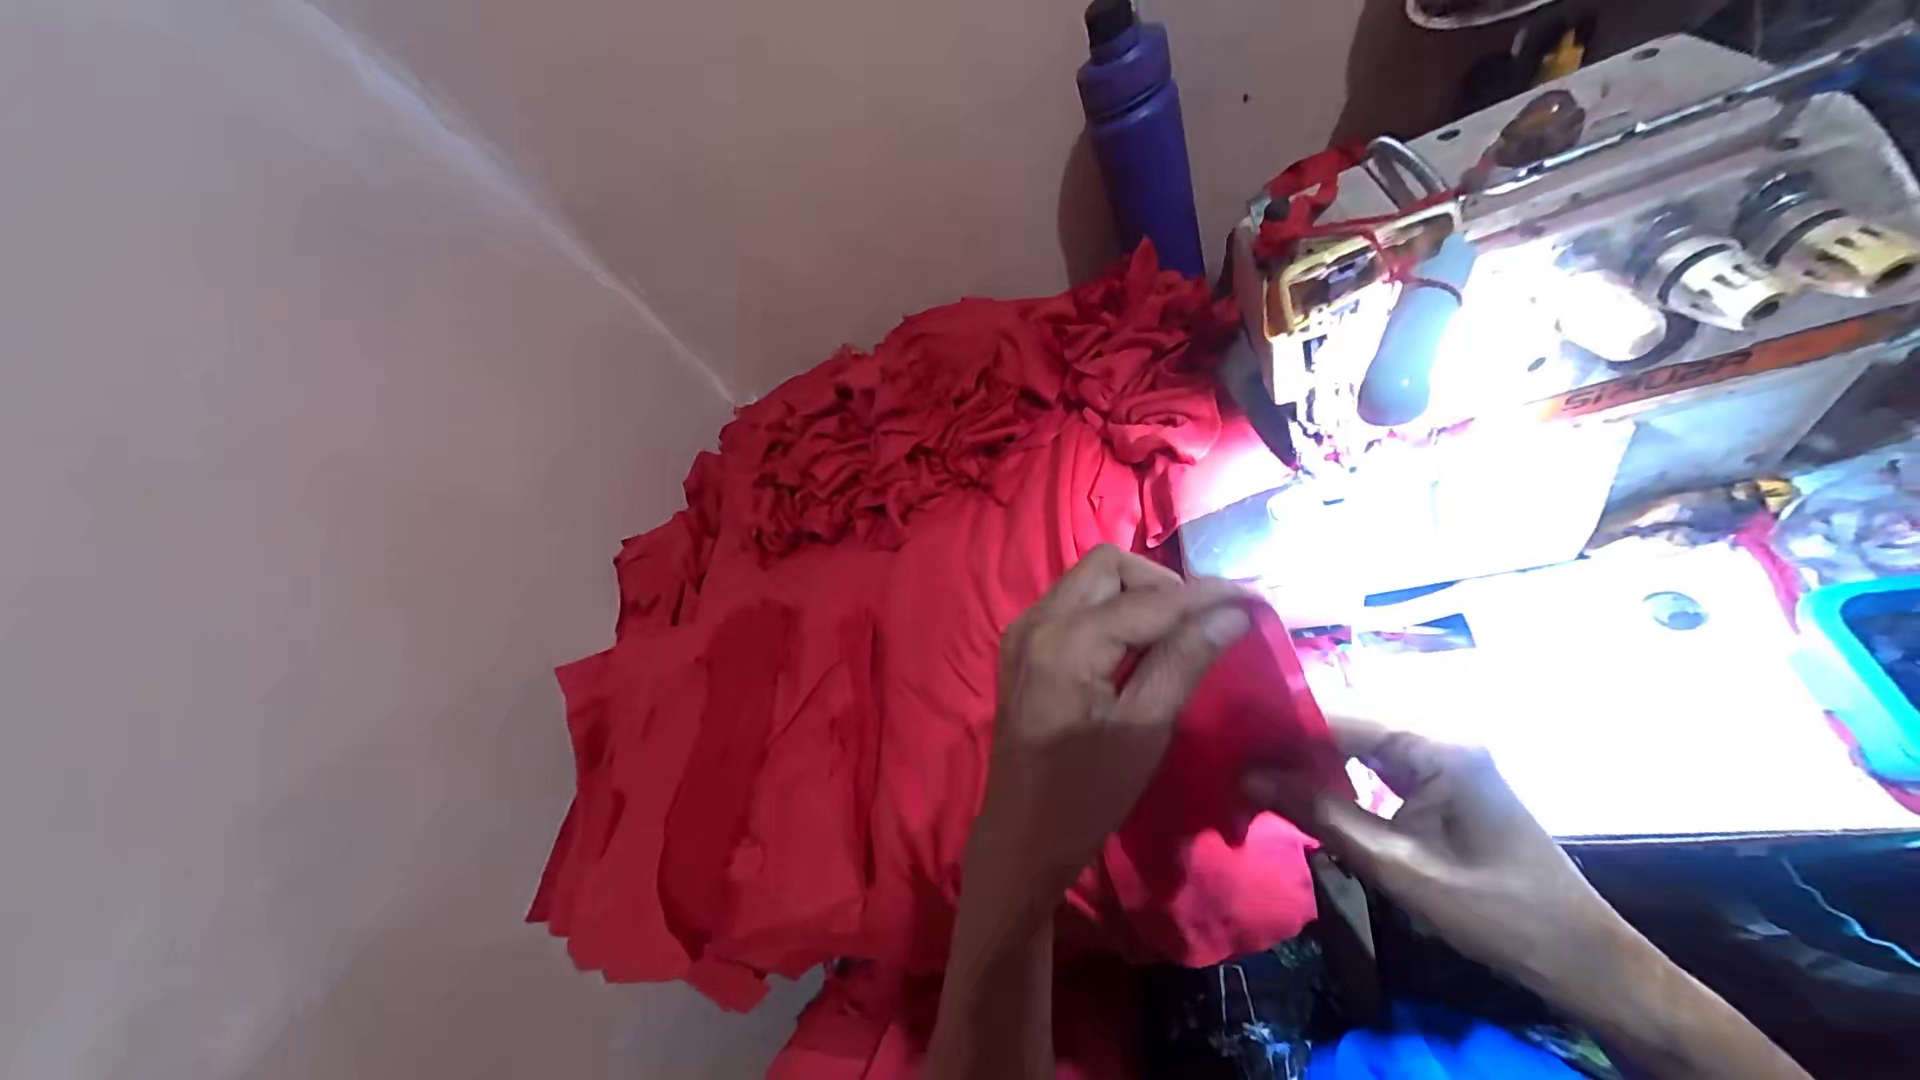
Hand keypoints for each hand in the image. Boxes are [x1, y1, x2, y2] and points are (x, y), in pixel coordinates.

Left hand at [971, 545, 1252, 900]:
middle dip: (1160, 584)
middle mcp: (1036, 620)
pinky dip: (1109, 610)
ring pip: (1088, 580)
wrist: (1021, 834)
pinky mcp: (1020, 646)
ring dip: (1135, 595)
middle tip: (1200, 623)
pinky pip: (1071, 603)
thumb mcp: (1143, 731)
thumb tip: (1231, 613)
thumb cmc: (1085, 795)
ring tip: (1174, 634)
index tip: (1251, 598)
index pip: (1146, 600)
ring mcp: (1022, 630)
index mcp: (1065, 642)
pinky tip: (1134, 645)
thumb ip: (1183, 661)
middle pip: (1107, 566)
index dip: (1203, 595)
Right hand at [1243, 723, 1622, 995]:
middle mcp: (1438, 735)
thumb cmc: (1494, 912)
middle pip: (1345, 721)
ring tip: (1257, 764)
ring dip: (1309, 753)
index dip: (1282, 725)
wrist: (1584, 960)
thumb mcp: (1396, 866)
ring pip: (1355, 739)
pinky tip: (1300, 781)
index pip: (1339, 716)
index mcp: (1436, 745)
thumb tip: (1246, 777)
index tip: (1231, 736)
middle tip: (1236, 752)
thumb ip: (1318, 813)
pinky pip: (1373, 760)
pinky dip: (1335, 770)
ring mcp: (1441, 755)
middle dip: (1290, 737)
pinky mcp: (1440, 777)